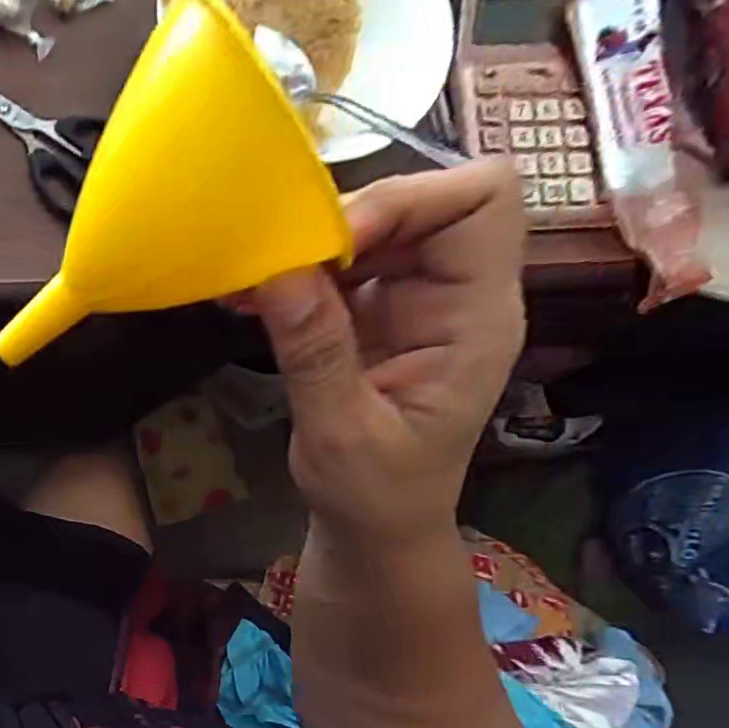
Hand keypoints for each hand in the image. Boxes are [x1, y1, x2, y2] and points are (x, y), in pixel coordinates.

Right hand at [228, 159, 524, 545]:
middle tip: (273, 262)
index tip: (328, 246)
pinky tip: (253, 296)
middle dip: (344, 222)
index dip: (405, 202)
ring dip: (311, 247)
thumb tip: (277, 273)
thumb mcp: (340, 430)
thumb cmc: (373, 492)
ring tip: (250, 281)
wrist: (374, 525)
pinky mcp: (373, 317)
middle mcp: (453, 295)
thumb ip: (314, 352)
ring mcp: (413, 303)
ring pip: (375, 231)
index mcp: (475, 318)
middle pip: (423, 204)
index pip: (478, 203)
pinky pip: (339, 270)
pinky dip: (295, 274)